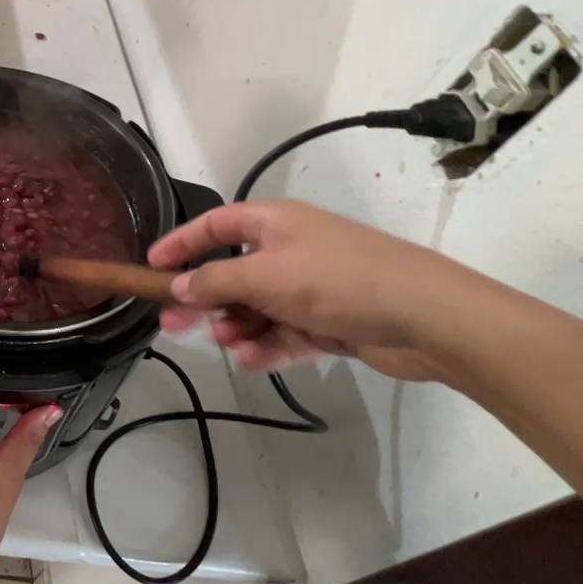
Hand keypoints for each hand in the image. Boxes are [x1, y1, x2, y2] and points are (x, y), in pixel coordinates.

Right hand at [148, 200, 490, 382]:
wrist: (430, 320)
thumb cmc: (338, 280)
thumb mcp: (263, 276)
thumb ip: (212, 281)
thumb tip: (177, 287)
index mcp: (274, 223)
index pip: (214, 226)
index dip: (181, 243)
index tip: (151, 265)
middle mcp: (290, 250)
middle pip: (230, 273)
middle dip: (203, 299)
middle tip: (172, 324)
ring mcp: (311, 288)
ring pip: (255, 308)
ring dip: (237, 327)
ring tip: (229, 344)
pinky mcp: (330, 322)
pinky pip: (284, 333)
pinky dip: (267, 346)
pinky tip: (254, 360)